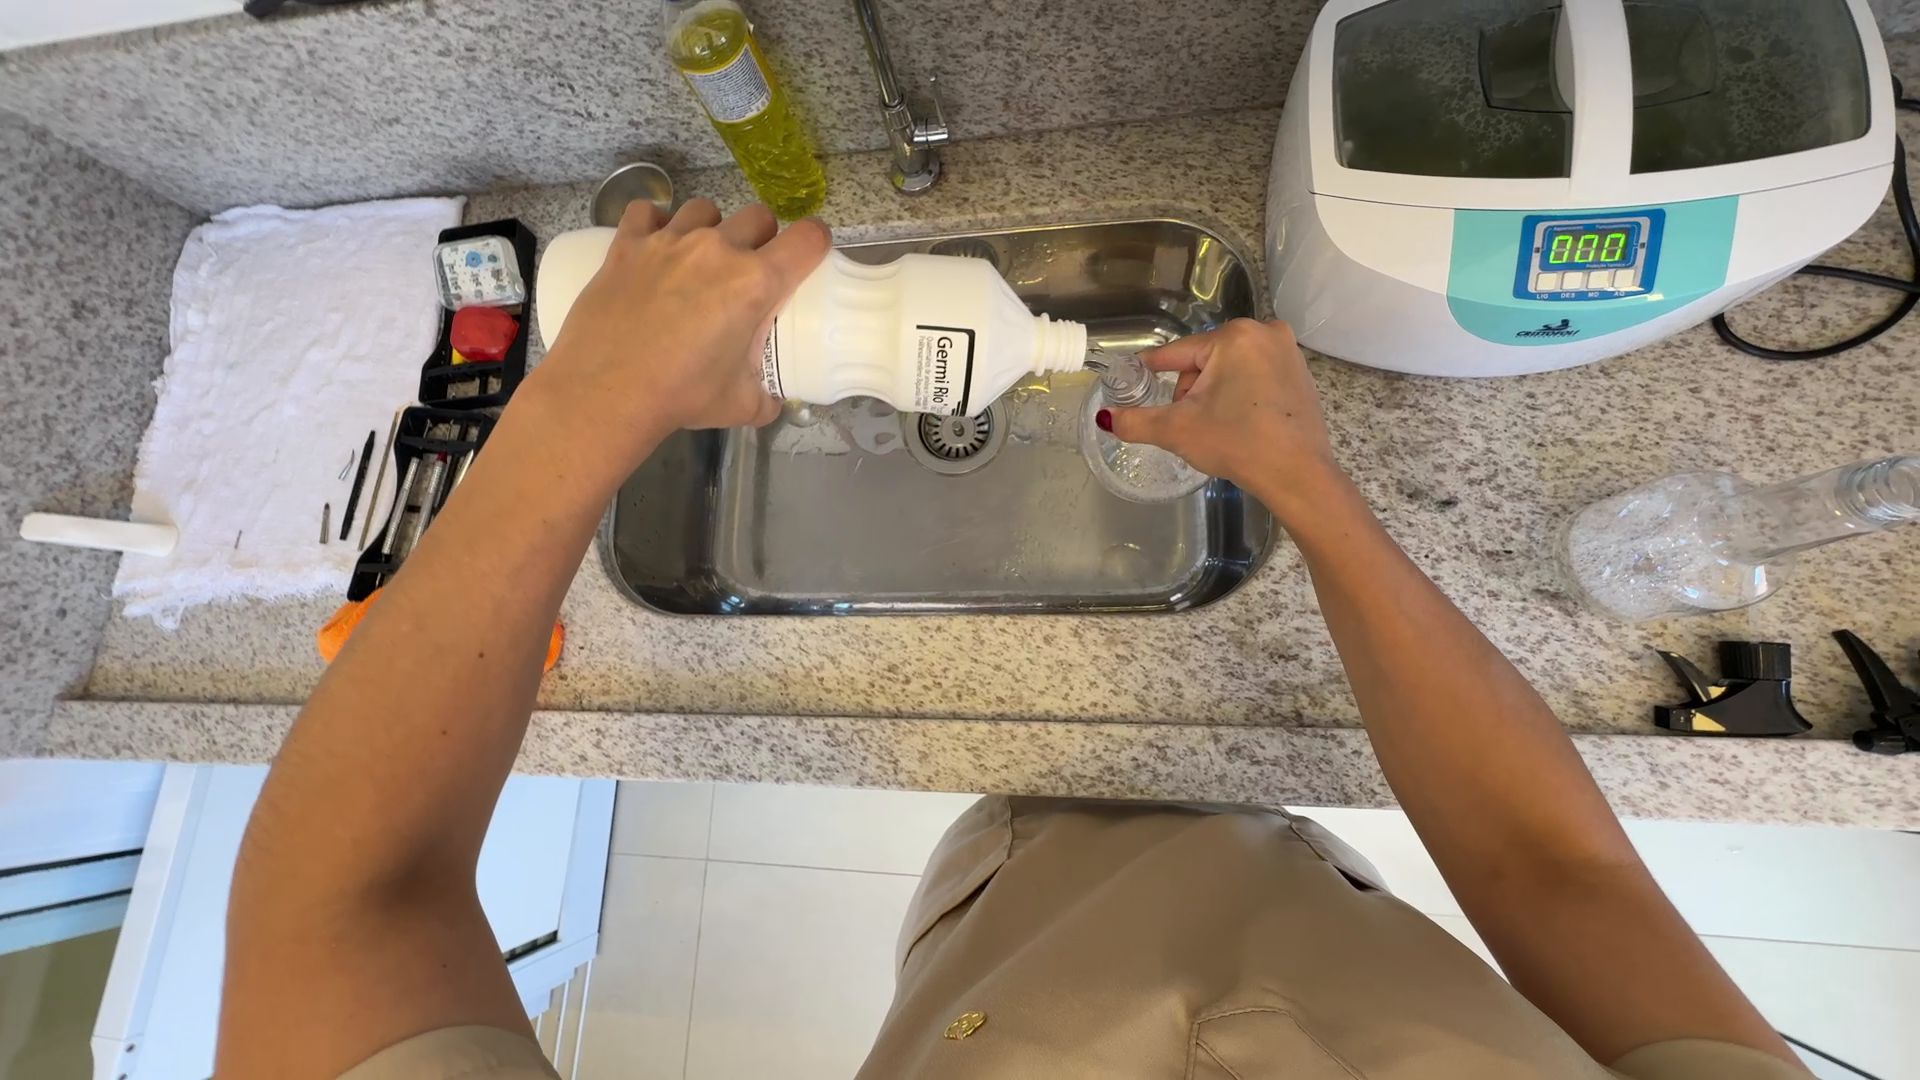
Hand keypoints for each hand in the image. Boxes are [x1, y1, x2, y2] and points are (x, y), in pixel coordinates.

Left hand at [526, 199, 830, 464]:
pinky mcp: (627, 244)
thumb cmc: (682, 396)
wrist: (607, 392)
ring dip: (713, 229)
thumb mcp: (742, 405)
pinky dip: (656, 224)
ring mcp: (669, 241)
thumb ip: (766, 399)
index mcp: (756, 284)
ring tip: (702, 261)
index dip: (817, 243)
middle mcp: (717, 250)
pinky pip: (647, 212)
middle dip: (764, 239)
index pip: (807, 240)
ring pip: (705, 209)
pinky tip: (655, 248)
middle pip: (758, 217)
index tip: (812, 256)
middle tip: (753, 271)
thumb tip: (772, 401)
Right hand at [1102, 319, 1347, 514]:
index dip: (1150, 370)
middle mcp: (1265, 332)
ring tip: (1217, 427)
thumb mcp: (1176, 430)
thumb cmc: (1236, 443)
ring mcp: (1288, 352)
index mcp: (1234, 337)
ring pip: (1228, 369)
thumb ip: (1135, 421)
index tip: (1132, 379)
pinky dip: (1239, 397)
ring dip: (1213, 394)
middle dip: (1190, 391)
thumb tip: (1105, 418)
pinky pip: (1253, 378)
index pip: (1176, 354)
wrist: (1297, 474)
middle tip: (1191, 423)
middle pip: (1203, 361)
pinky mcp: (1300, 374)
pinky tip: (1240, 424)